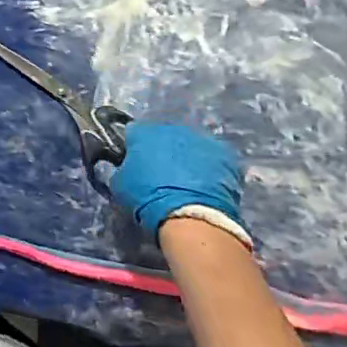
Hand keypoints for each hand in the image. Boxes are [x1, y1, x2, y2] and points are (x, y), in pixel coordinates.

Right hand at [110, 122, 251, 245]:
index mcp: (145, 132)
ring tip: (186, 186)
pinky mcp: (225, 156)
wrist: (191, 218)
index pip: (134, 133)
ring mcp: (202, 140)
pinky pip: (213, 160)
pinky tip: (206, 190)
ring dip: (187, 160)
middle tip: (161, 177)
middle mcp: (174, 129)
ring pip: (190, 146)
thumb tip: (127, 168)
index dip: (133, 149)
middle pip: (164, 137)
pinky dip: (209, 171)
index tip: (134, 166)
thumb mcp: (120, 186)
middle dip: (162, 152)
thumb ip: (122, 169)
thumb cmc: (148, 200)